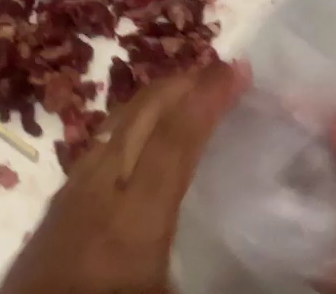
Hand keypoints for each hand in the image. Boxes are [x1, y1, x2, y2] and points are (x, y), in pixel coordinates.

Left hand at [0, 60, 249, 293]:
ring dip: (157, 96)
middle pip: (142, 115)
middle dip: (183, 83)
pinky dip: (133, 119)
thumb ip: (214, 269)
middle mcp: (101, 186)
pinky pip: (103, 138)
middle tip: (222, 67)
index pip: (175, 140)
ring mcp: (76, 186)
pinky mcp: (63, 196)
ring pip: (118, 121)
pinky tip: (144, 128)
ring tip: (190, 87)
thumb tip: (273, 265)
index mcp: (134, 218)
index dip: (207, 99)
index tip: (237, 68)